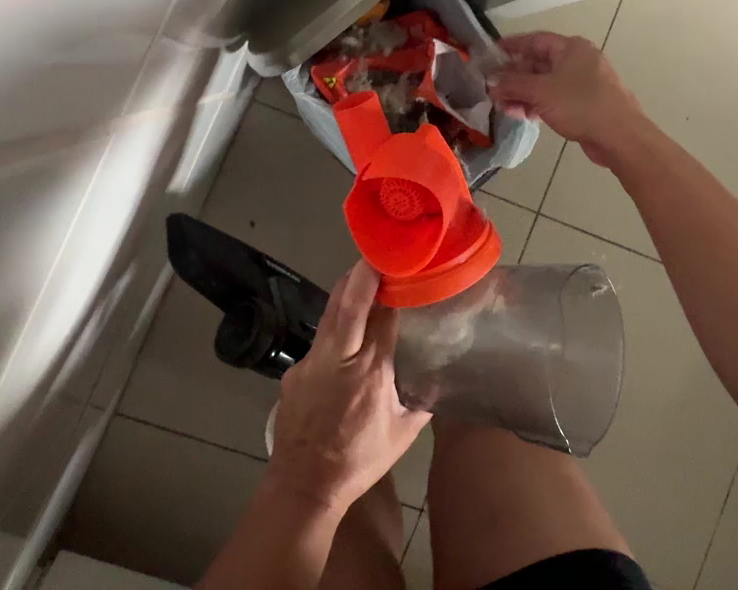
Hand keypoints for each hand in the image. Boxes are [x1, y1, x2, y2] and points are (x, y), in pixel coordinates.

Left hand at [267, 261, 430, 512]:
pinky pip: (320, 340)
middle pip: (348, 301)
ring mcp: (312, 361)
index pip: (384, 315)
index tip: (403, 267)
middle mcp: (339, 357)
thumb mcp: (404, 433)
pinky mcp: (295, 370)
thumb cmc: (360, 459)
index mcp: (371, 371)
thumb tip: (442, 374)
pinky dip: (335, 327)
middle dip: (361, 272)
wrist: (304, 484)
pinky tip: (345, 334)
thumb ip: (424, 399)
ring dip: (346, 292)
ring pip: (330, 314)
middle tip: (377, 253)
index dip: (392, 288)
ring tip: (363, 278)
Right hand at [489, 32, 650, 166]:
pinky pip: (554, 98)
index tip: (491, 54)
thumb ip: (513, 83)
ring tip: (501, 105)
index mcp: (571, 48)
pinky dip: (537, 104)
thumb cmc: (580, 104)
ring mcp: (582, 83)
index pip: (535, 40)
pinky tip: (520, 113)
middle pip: (539, 63)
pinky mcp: (583, 104)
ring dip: (522, 93)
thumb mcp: (541, 91)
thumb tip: (490, 80)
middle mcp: (578, 61)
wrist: (619, 136)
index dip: (512, 46)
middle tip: (492, 87)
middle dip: (514, 76)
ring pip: (545, 83)